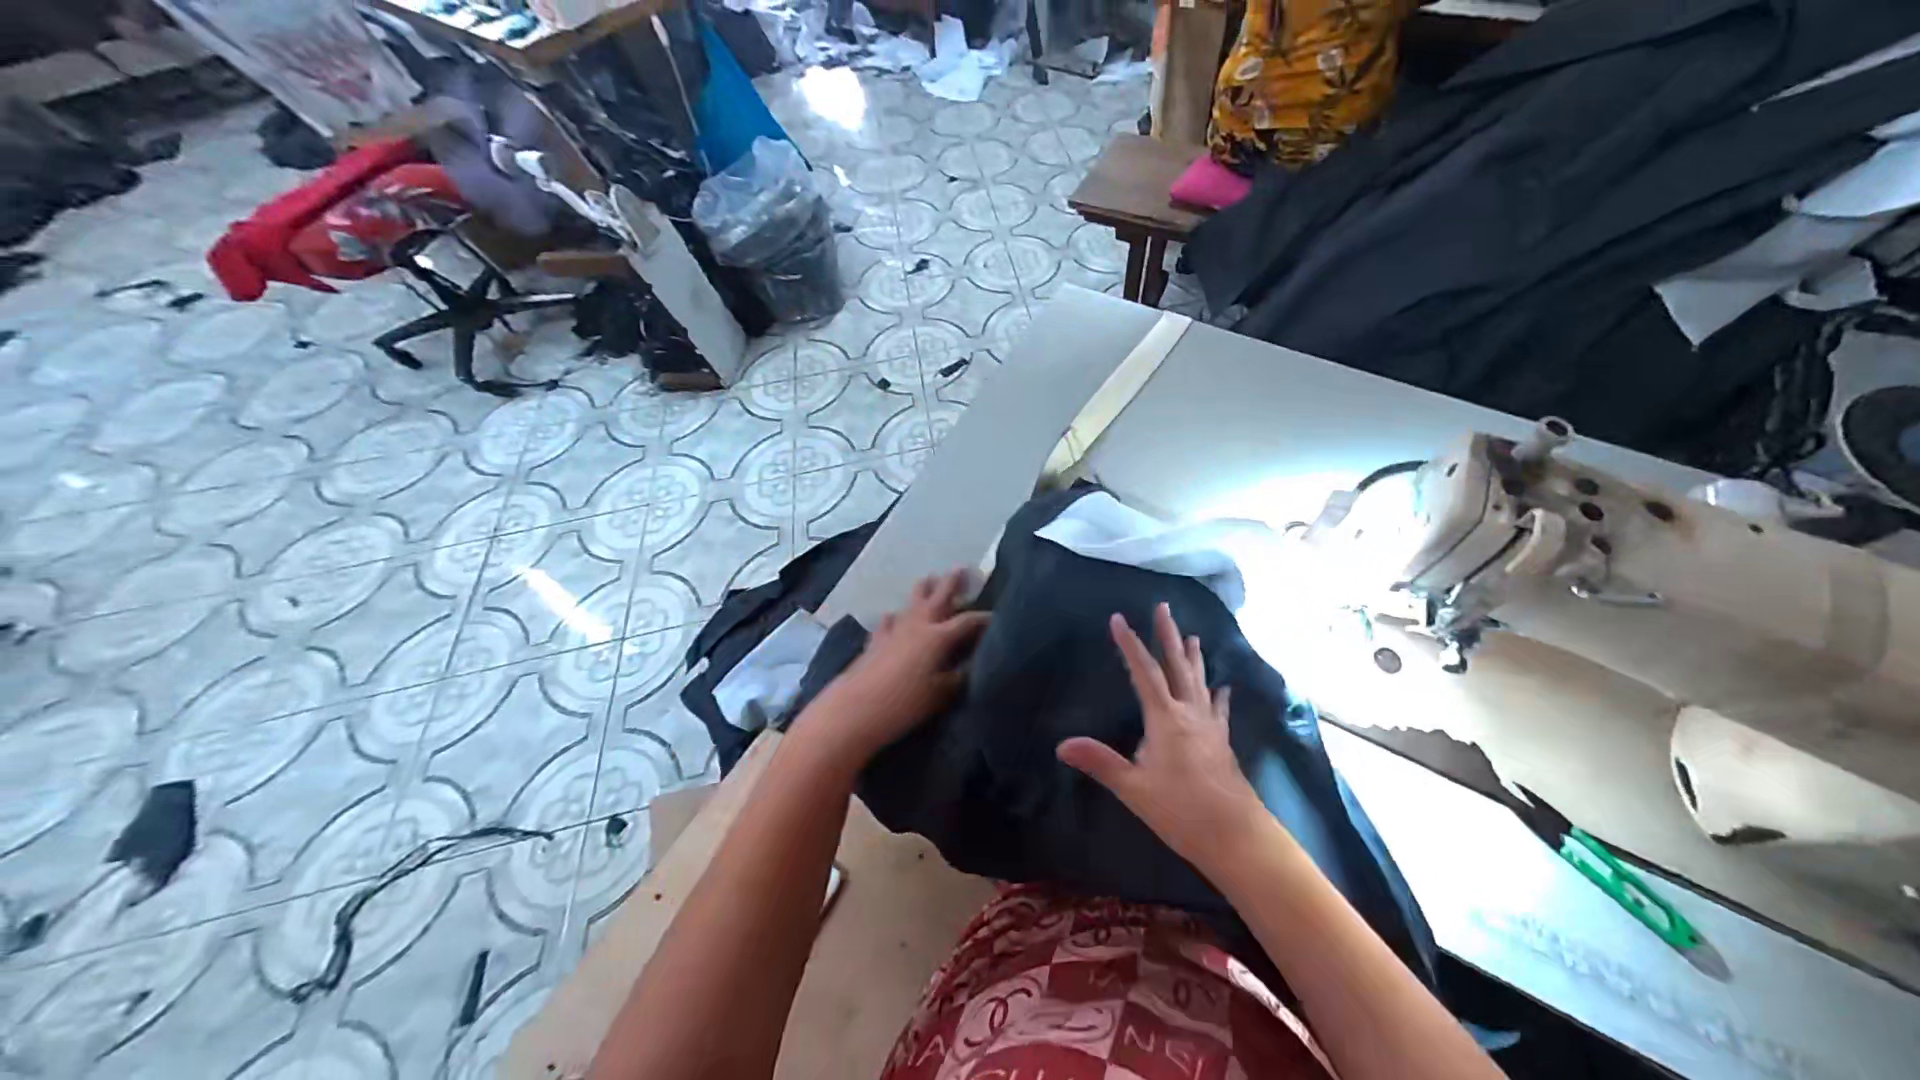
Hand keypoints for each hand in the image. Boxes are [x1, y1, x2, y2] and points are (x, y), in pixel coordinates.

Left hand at [797, 569, 989, 767]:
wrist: (855, 709)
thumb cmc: (904, 704)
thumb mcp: (940, 694)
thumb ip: (958, 678)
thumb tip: (969, 667)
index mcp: (938, 637)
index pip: (968, 621)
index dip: (984, 619)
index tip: (997, 617)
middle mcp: (917, 626)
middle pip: (938, 597)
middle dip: (952, 583)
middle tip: (962, 569)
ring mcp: (894, 630)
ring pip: (911, 602)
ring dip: (924, 590)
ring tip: (930, 580)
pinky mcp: (875, 641)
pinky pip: (889, 621)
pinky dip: (896, 616)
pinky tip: (894, 616)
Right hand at [1057, 603, 1271, 872]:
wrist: (1238, 837)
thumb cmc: (1182, 810)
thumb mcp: (1134, 789)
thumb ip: (1100, 762)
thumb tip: (1062, 745)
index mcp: (1165, 718)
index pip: (1143, 672)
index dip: (1130, 643)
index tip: (1118, 618)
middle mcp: (1190, 714)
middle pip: (1177, 666)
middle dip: (1168, 636)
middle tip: (1164, 607)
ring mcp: (1210, 727)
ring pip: (1200, 682)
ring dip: (1193, 657)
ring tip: (1193, 636)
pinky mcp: (1222, 743)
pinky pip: (1219, 709)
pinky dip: (1217, 695)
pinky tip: (1222, 688)